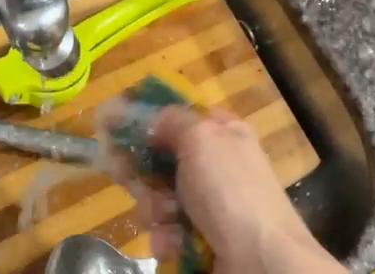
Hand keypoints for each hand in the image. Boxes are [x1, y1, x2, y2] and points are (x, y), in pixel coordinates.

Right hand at [131, 108, 341, 273]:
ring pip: (160, 197)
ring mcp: (209, 205)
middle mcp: (215, 164)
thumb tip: (148, 118)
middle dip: (143, 170)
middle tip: (122, 173)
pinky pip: (167, 231)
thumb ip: (170, 121)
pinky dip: (166, 237)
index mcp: (221, 131)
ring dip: (155, 208)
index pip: (177, 115)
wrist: (261, 262)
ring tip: (168, 217)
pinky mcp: (201, 240)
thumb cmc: (230, 189)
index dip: (145, 118)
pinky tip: (175, 242)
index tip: (113, 123)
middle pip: (162, 158)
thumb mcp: (200, 138)